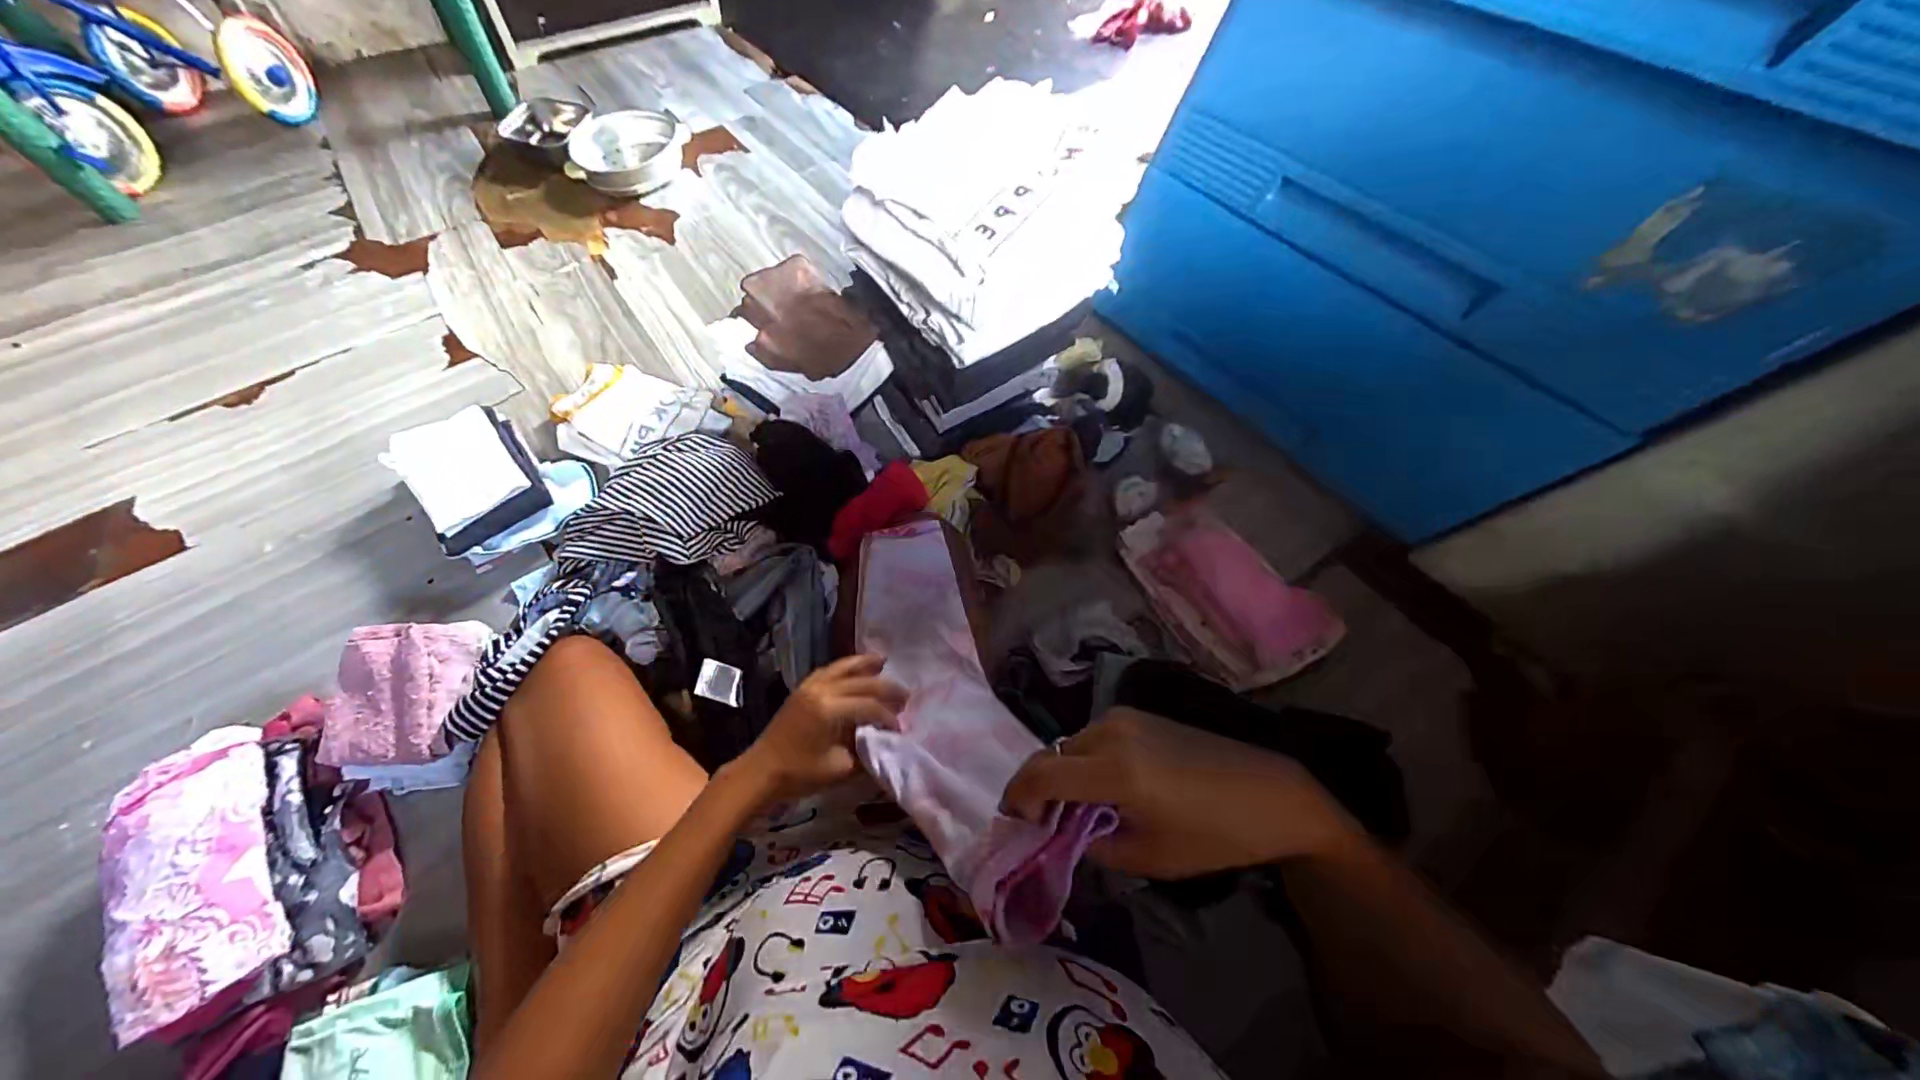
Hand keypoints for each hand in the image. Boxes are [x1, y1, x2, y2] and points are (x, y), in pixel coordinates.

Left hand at [733, 654, 907, 801]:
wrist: (760, 772)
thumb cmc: (799, 774)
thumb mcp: (840, 769)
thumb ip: (866, 751)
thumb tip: (885, 741)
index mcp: (829, 709)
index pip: (869, 706)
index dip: (888, 717)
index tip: (900, 729)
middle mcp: (821, 690)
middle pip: (861, 682)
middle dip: (886, 688)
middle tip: (905, 696)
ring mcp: (809, 686)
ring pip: (843, 667)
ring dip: (865, 665)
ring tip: (884, 661)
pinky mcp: (802, 689)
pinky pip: (829, 670)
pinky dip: (845, 666)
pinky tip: (856, 668)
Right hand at [1002, 707, 1361, 879]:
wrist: (1271, 793)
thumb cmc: (1215, 834)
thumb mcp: (1150, 857)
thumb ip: (1093, 845)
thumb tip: (1064, 832)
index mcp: (1114, 769)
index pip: (1039, 775)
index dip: (1017, 799)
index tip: (1018, 824)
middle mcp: (1111, 732)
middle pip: (1050, 756)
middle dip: (1038, 790)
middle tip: (1045, 824)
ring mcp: (1125, 716)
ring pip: (1070, 746)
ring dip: (1063, 774)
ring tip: (1079, 809)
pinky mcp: (1139, 713)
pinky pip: (1093, 737)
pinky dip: (1085, 761)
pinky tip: (1106, 786)